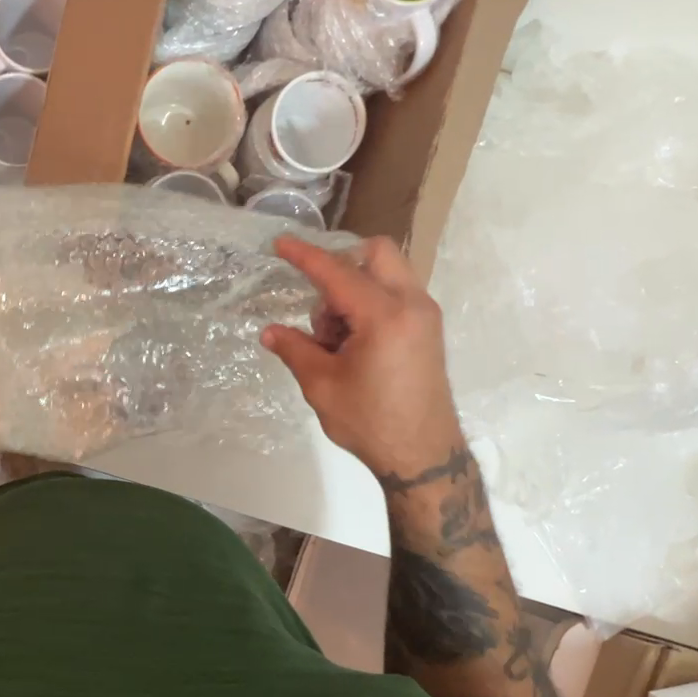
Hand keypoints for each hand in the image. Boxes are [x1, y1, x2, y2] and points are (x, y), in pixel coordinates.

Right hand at [260, 235, 464, 480]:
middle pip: (376, 253)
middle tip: (318, 304)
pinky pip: (395, 295)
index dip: (305, 256)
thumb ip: (295, 350)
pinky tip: (351, 343)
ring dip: (353, 290)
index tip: (280, 243)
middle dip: (341, 265)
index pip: (337, 273)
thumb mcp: (322, 385)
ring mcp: (424, 315)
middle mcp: (411, 304)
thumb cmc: (369, 421)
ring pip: (386, 274)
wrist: (422, 453)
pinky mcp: (427, 329)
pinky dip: (369, 303)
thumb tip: (270, 331)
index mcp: (383, 316)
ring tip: (332, 339)